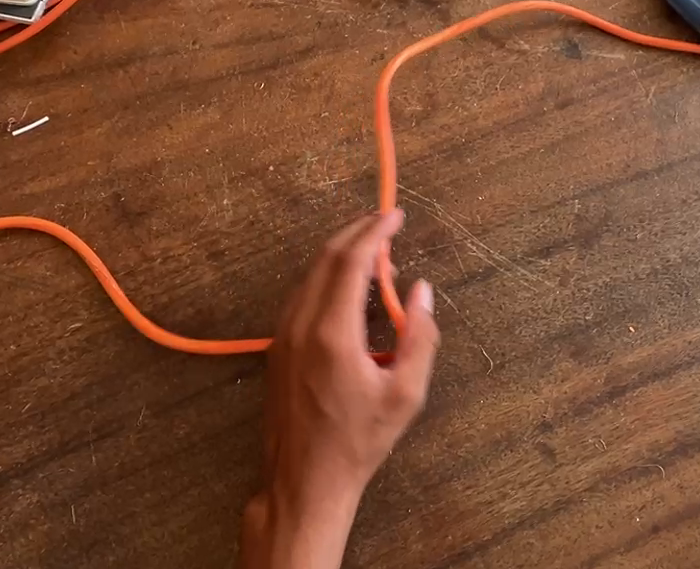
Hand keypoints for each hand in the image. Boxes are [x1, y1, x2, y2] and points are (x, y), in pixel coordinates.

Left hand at [240, 212, 439, 568]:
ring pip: (311, 273)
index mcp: (332, 333)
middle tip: (387, 222)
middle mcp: (301, 324)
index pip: (352, 261)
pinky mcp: (278, 346)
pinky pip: (303, 293)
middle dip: (358, 232)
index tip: (396, 215)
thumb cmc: (358, 442)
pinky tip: (349, 286)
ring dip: (342, 252)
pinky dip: (328, 275)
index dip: (375, 231)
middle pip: (327, 257)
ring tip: (377, 255)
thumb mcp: (405, 396)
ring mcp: (284, 334)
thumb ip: (420, 337)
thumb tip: (422, 291)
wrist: (302, 484)